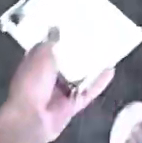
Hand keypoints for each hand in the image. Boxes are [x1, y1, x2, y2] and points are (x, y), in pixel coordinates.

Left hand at [0, 31, 114, 142]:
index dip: (61, 37)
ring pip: (80, 77)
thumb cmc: (32, 81)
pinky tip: (111, 70)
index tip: (75, 24)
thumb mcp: (41, 54)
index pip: (50, 47)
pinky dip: (99, 82)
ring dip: (92, 67)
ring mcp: (61, 93)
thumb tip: (56, 27)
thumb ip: (51, 41)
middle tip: (97, 35)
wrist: (30, 118)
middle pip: (67, 62)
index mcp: (36, 63)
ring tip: (108, 51)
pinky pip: (88, 91)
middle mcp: (48, 78)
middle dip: (80, 51)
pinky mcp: (72, 105)